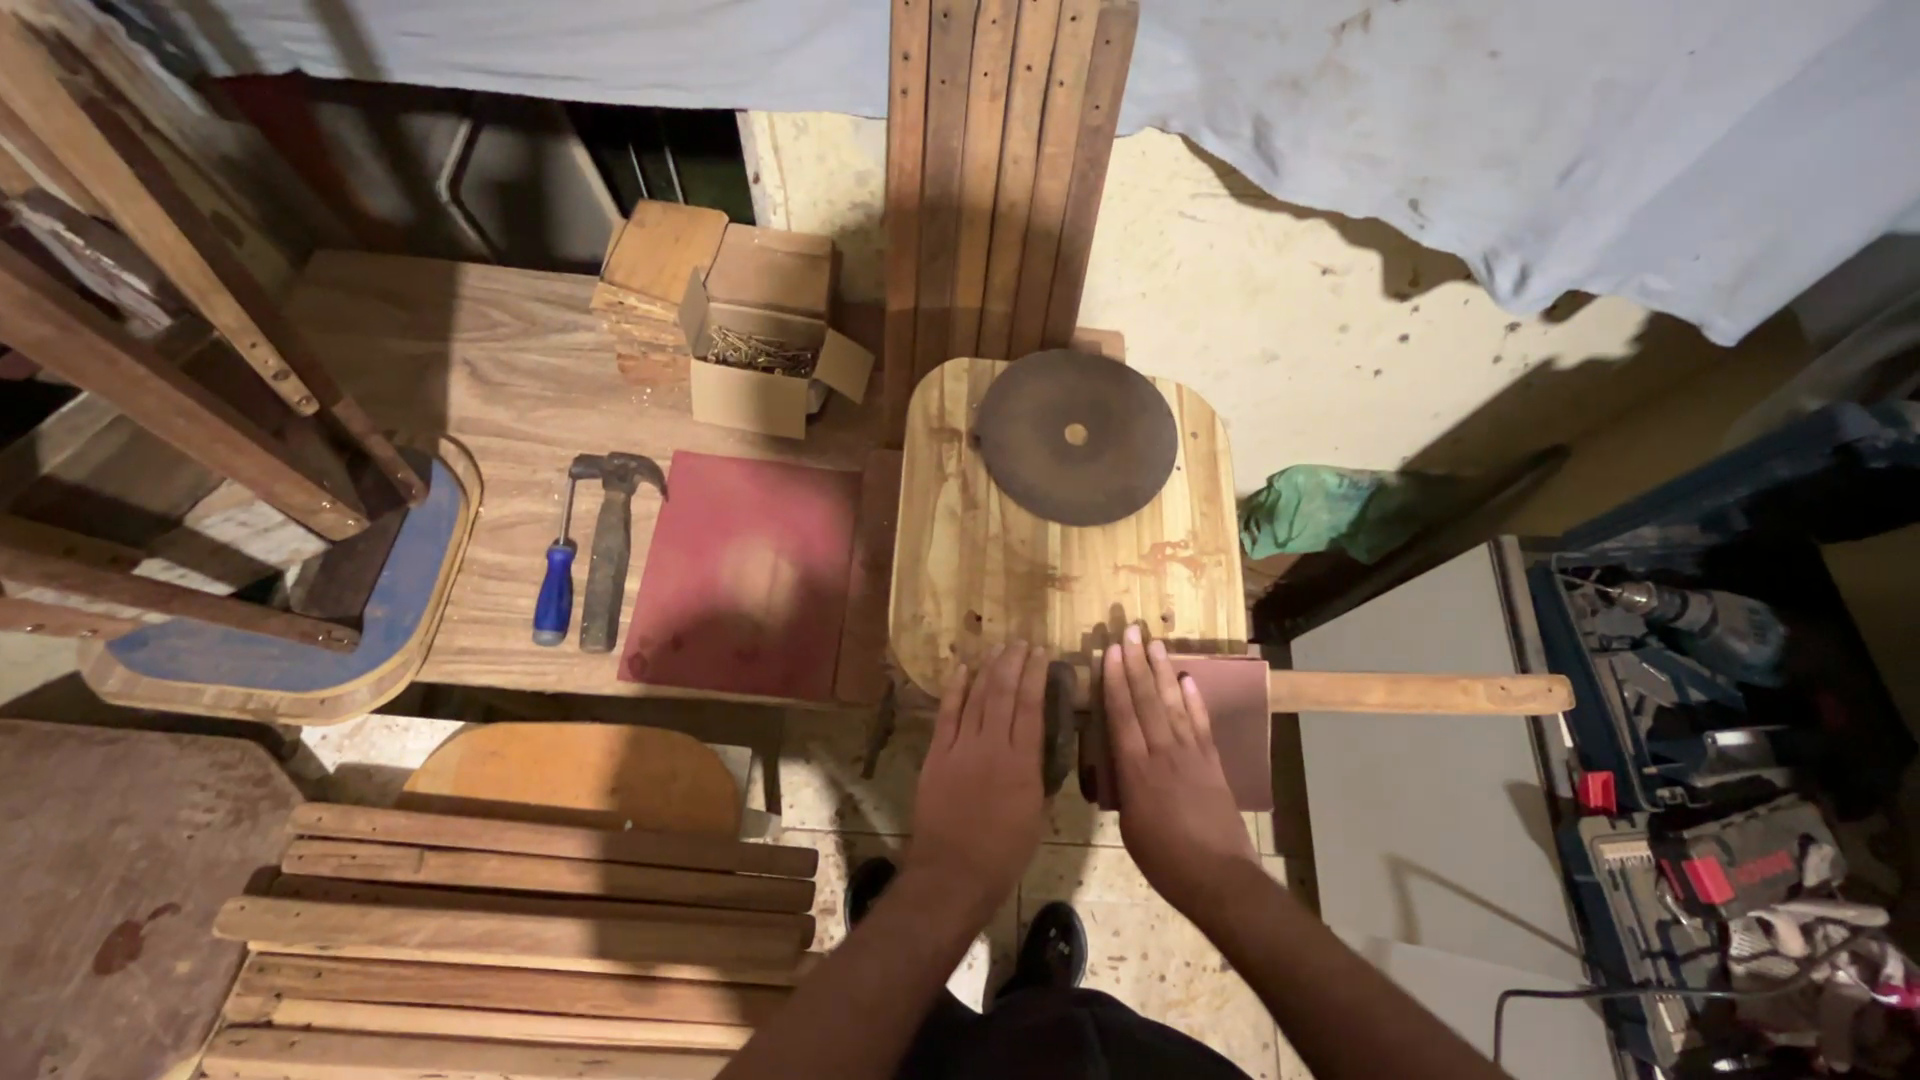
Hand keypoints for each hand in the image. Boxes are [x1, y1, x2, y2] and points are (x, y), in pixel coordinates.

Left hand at [906, 643, 1048, 921]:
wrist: (954, 871)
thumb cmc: (1004, 852)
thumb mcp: (1035, 814)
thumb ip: (1038, 775)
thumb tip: (1040, 748)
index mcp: (1022, 763)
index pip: (1031, 706)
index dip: (1036, 675)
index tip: (1042, 653)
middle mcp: (992, 746)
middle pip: (1003, 693)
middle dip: (1013, 663)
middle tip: (1021, 642)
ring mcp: (961, 748)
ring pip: (976, 697)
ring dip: (988, 670)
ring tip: (998, 649)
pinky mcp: (937, 755)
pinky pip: (947, 714)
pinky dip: (955, 689)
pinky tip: (962, 669)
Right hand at [1105, 625, 1259, 919]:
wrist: (1218, 877)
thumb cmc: (1164, 859)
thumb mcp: (1128, 825)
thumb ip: (1124, 787)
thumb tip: (1121, 762)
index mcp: (1135, 770)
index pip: (1121, 714)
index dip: (1113, 680)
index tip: (1108, 650)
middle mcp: (1162, 753)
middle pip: (1146, 699)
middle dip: (1135, 663)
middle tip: (1130, 631)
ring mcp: (1191, 755)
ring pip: (1173, 704)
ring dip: (1162, 671)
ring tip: (1155, 644)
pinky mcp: (1213, 764)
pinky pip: (1200, 724)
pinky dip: (1194, 700)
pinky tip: (1188, 679)